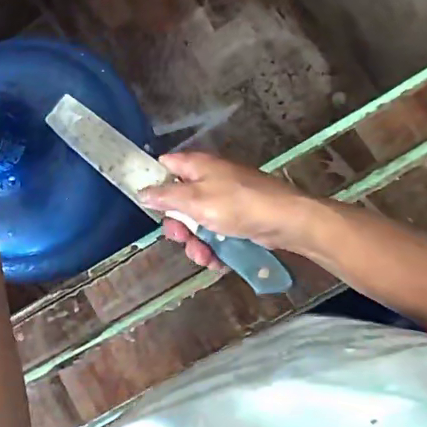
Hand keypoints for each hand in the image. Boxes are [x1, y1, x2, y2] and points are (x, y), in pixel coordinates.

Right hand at [139, 152, 321, 269]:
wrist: (285, 220)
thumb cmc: (238, 205)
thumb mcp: (195, 200)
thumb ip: (166, 196)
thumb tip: (142, 192)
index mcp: (197, 166)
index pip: (166, 167)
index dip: (154, 184)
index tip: (148, 205)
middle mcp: (209, 180)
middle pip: (179, 202)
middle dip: (178, 226)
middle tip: (182, 238)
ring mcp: (224, 201)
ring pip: (197, 223)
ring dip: (197, 243)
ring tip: (205, 256)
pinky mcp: (236, 220)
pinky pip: (216, 234)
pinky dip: (214, 248)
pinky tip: (218, 261)